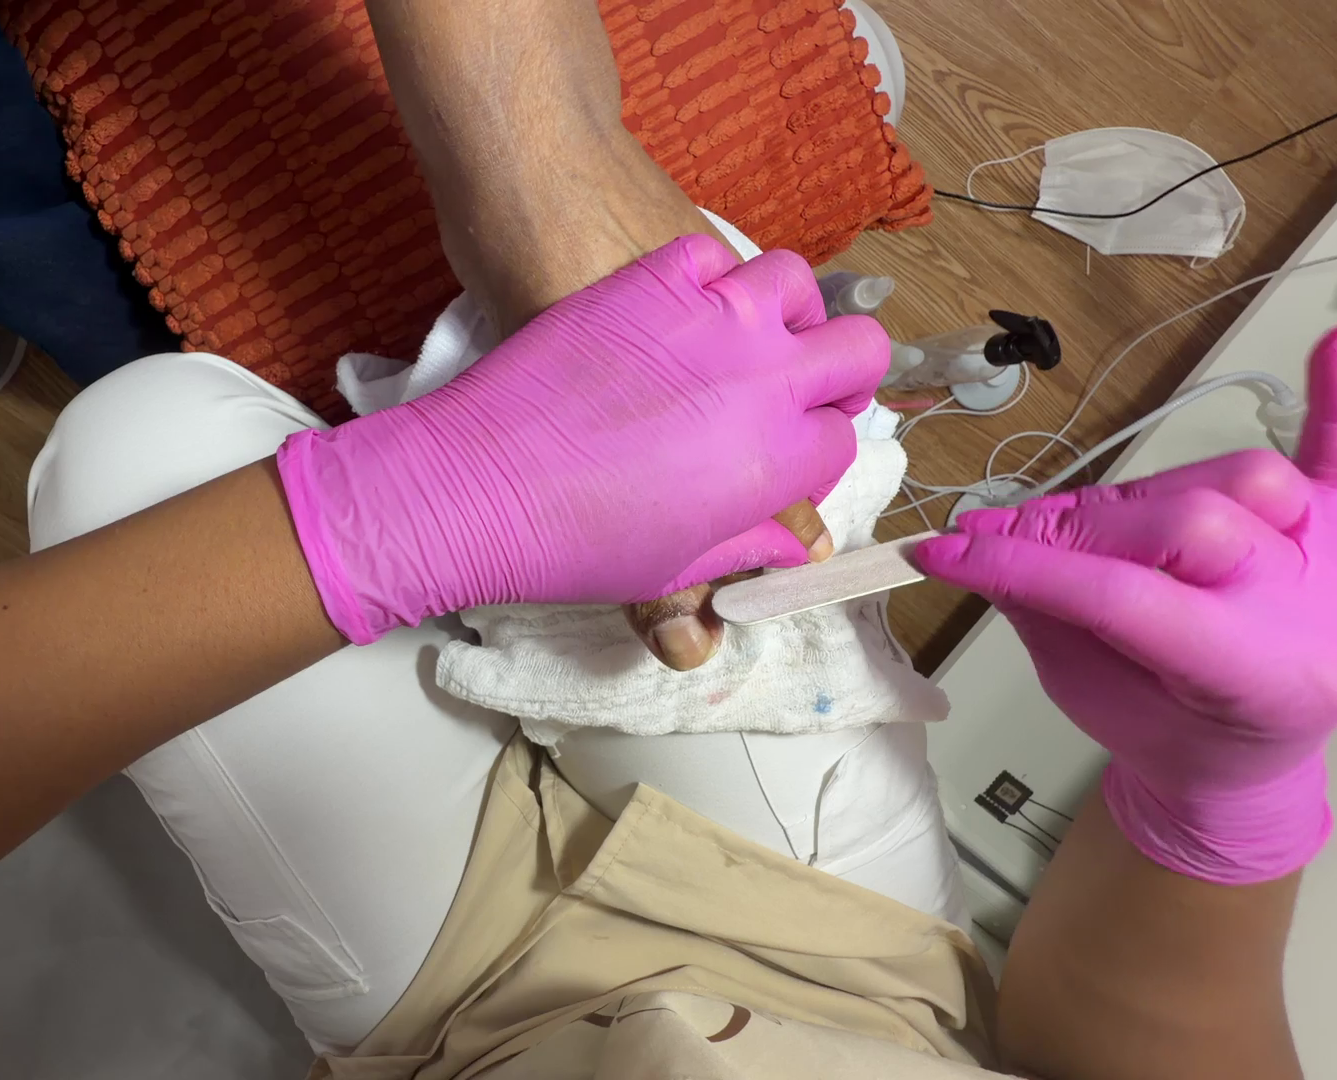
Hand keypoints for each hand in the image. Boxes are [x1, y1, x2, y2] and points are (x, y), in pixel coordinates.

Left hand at [278, 234, 886, 643]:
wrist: (477, 483)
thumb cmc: (566, 542)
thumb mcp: (666, 569)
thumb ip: (743, 548)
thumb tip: (792, 546)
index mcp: (774, 460)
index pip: (840, 443)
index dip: (815, 453)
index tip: (783, 460)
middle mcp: (761, 378)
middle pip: (860, 349)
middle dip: (841, 375)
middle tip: (796, 394)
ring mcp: (709, 316)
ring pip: (794, 284)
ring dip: (786, 313)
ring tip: (747, 339)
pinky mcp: (650, 279)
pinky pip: (710, 255)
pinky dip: (709, 277)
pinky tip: (681, 310)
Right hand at [915, 326, 1336, 882]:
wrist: (1238, 752)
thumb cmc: (1156, 727)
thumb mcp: (1077, 682)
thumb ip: (1037, 604)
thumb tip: (970, 541)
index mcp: (1252, 676)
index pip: (1119, 595)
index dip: (1017, 566)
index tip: (941, 553)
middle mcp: (1315, 611)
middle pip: (1186, 524)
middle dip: (1074, 531)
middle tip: (1004, 542)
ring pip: (1237, 482)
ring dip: (1143, 496)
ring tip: (1091, 524)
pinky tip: (1335, 347)